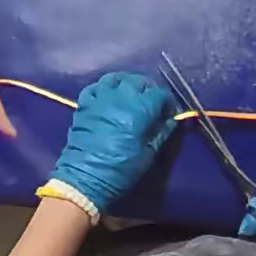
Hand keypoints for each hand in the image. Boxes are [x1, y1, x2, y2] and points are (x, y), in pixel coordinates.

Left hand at [49, 72, 179, 213]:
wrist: (86, 177)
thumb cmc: (122, 169)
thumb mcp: (149, 153)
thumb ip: (162, 132)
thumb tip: (171, 119)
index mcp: (140, 109)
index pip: (160, 93)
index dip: (167, 102)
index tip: (167, 113)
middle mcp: (120, 97)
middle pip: (138, 81)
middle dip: (147, 90)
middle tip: (149, 104)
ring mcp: (100, 98)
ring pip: (116, 78)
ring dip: (125, 84)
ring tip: (128, 96)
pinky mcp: (84, 104)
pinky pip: (95, 87)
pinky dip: (103, 89)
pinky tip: (107, 98)